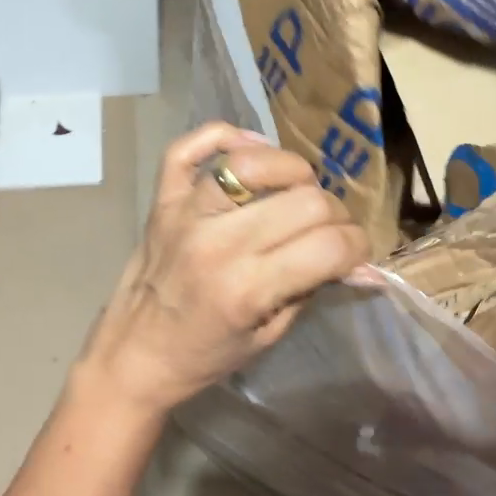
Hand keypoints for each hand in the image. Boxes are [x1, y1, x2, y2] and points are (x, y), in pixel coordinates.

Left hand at [74, 122, 373, 418]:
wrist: (133, 355)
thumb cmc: (203, 356)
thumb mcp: (267, 335)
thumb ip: (311, 290)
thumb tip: (361, 265)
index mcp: (246, 288)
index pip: (328, 245)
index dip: (357, 247)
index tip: (355, 257)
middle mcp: (216, 243)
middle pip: (305, 199)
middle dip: (334, 216)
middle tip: (327, 234)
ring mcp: (185, 214)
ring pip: (254, 163)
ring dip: (291, 174)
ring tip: (294, 196)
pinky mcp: (162, 201)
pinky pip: (189, 148)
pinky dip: (224, 138)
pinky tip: (250, 150)